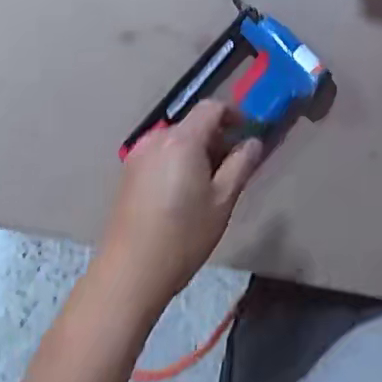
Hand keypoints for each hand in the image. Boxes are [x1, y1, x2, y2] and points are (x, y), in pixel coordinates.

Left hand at [97, 100, 263, 309]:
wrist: (130, 274)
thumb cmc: (183, 236)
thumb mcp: (223, 201)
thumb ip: (241, 164)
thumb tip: (253, 142)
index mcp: (182, 139)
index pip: (212, 107)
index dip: (234, 115)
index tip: (248, 134)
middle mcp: (157, 139)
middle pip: (193, 124)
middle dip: (216, 137)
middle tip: (233, 166)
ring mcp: (138, 155)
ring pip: (177, 140)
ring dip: (197, 151)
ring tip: (209, 184)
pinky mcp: (128, 174)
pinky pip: (161, 155)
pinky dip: (178, 161)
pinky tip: (183, 194)